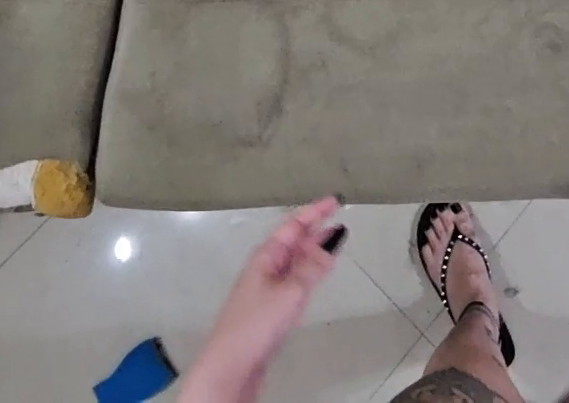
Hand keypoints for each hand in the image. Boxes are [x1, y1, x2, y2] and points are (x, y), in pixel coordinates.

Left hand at [181, 198, 345, 402]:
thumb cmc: (255, 324)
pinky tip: (317, 275)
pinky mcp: (272, 309)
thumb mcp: (289, 293)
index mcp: (266, 256)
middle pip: (294, 241)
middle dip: (316, 229)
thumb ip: (311, 268)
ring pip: (296, 261)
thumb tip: (331, 242)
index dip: (315, 212)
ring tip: (334, 240)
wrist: (229, 368)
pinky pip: (295, 281)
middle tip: (339, 217)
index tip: (334, 200)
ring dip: (314, 250)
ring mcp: (269, 288)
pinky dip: (309, 273)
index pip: (294, 225)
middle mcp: (267, 267)